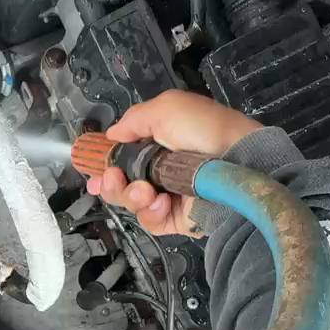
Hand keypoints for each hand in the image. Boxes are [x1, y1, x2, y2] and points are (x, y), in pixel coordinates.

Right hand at [84, 90, 262, 236]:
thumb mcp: (167, 108)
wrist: (236, 164)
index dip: (105, 166)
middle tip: (112, 178)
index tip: (92, 172)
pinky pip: (149, 221)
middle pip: (120, 184)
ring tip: (145, 190)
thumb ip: (134, 119)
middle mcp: (160, 171)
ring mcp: (167, 196)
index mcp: (158, 144)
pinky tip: (162, 202)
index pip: (123, 159)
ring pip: (131, 203)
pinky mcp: (175, 219)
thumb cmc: (205, 131)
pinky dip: (151, 212)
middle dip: (112, 183)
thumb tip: (112, 134)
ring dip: (131, 195)